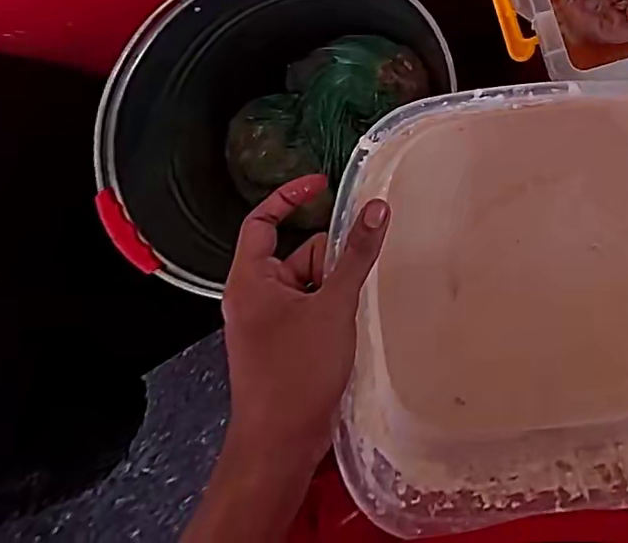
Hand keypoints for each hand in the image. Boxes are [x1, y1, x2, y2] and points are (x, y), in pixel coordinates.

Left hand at [182, 175, 389, 542]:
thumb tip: (376, 208)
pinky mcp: (288, 339)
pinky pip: (316, 303)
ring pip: (313, 278)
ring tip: (354, 306)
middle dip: (331, 256)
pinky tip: (354, 319)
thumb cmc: (295, 373)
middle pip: (300, 250)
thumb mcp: (333, 305)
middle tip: (354, 274)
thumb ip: (356, 254)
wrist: (281, 445)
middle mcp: (257, 294)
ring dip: (338, 283)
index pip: (261, 221)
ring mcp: (272, 319)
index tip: (321, 184)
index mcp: (251, 279)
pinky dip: (337, 303)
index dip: (289, 196)